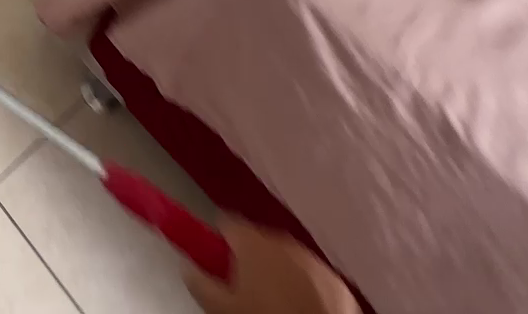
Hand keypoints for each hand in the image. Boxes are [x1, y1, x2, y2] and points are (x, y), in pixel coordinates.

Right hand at [182, 217, 355, 313]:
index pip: (225, 222)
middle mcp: (284, 242)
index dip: (216, 239)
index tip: (214, 259)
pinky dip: (304, 285)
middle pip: (256, 239)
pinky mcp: (339, 283)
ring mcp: (315, 261)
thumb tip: (187, 268)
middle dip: (248, 258)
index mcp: (253, 242)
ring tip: (274, 301)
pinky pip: (311, 275)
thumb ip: (199, 282)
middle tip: (244, 287)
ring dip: (277, 270)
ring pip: (285, 257)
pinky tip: (301, 307)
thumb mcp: (223, 308)